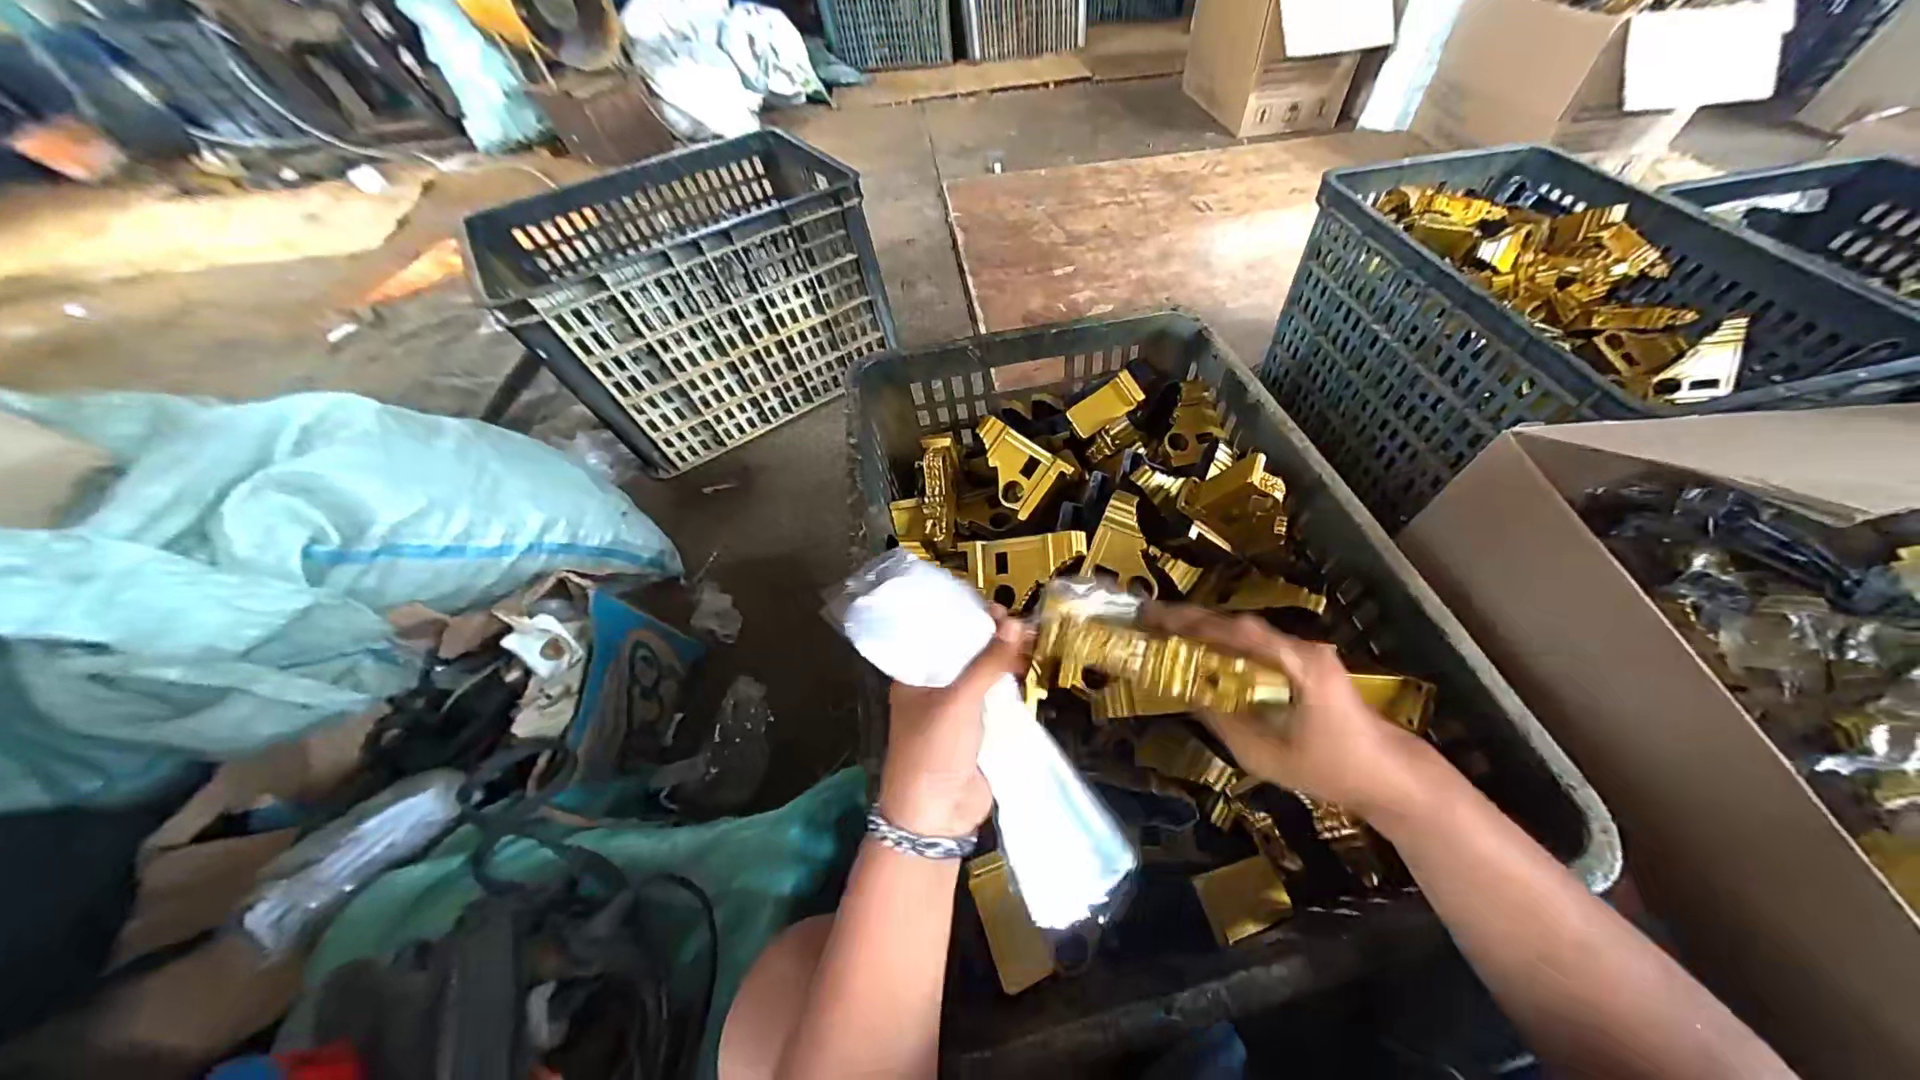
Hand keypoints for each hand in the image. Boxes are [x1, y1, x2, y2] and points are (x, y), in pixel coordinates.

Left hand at [878, 612, 1029, 837]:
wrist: (936, 816)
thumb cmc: (933, 750)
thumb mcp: (958, 701)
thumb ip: (987, 662)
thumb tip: (1014, 623)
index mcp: (914, 674)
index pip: (938, 633)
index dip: (963, 616)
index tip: (991, 606)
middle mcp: (934, 685)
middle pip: (964, 650)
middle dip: (990, 635)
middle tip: (1016, 621)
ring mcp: (958, 706)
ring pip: (983, 671)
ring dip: (1003, 656)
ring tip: (1028, 637)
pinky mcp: (979, 726)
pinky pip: (997, 695)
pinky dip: (1012, 680)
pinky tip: (1028, 665)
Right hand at [1144, 604, 1435, 819]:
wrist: (1391, 774)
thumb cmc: (1331, 769)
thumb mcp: (1266, 756)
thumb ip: (1223, 722)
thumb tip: (1186, 694)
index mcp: (1299, 664)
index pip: (1238, 633)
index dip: (1194, 623)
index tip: (1155, 617)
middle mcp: (1302, 648)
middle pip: (1238, 625)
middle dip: (1191, 620)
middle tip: (1149, 620)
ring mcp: (1304, 653)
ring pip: (1245, 633)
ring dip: (1205, 630)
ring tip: (1164, 631)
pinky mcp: (1303, 664)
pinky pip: (1255, 647)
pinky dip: (1223, 644)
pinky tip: (1200, 651)